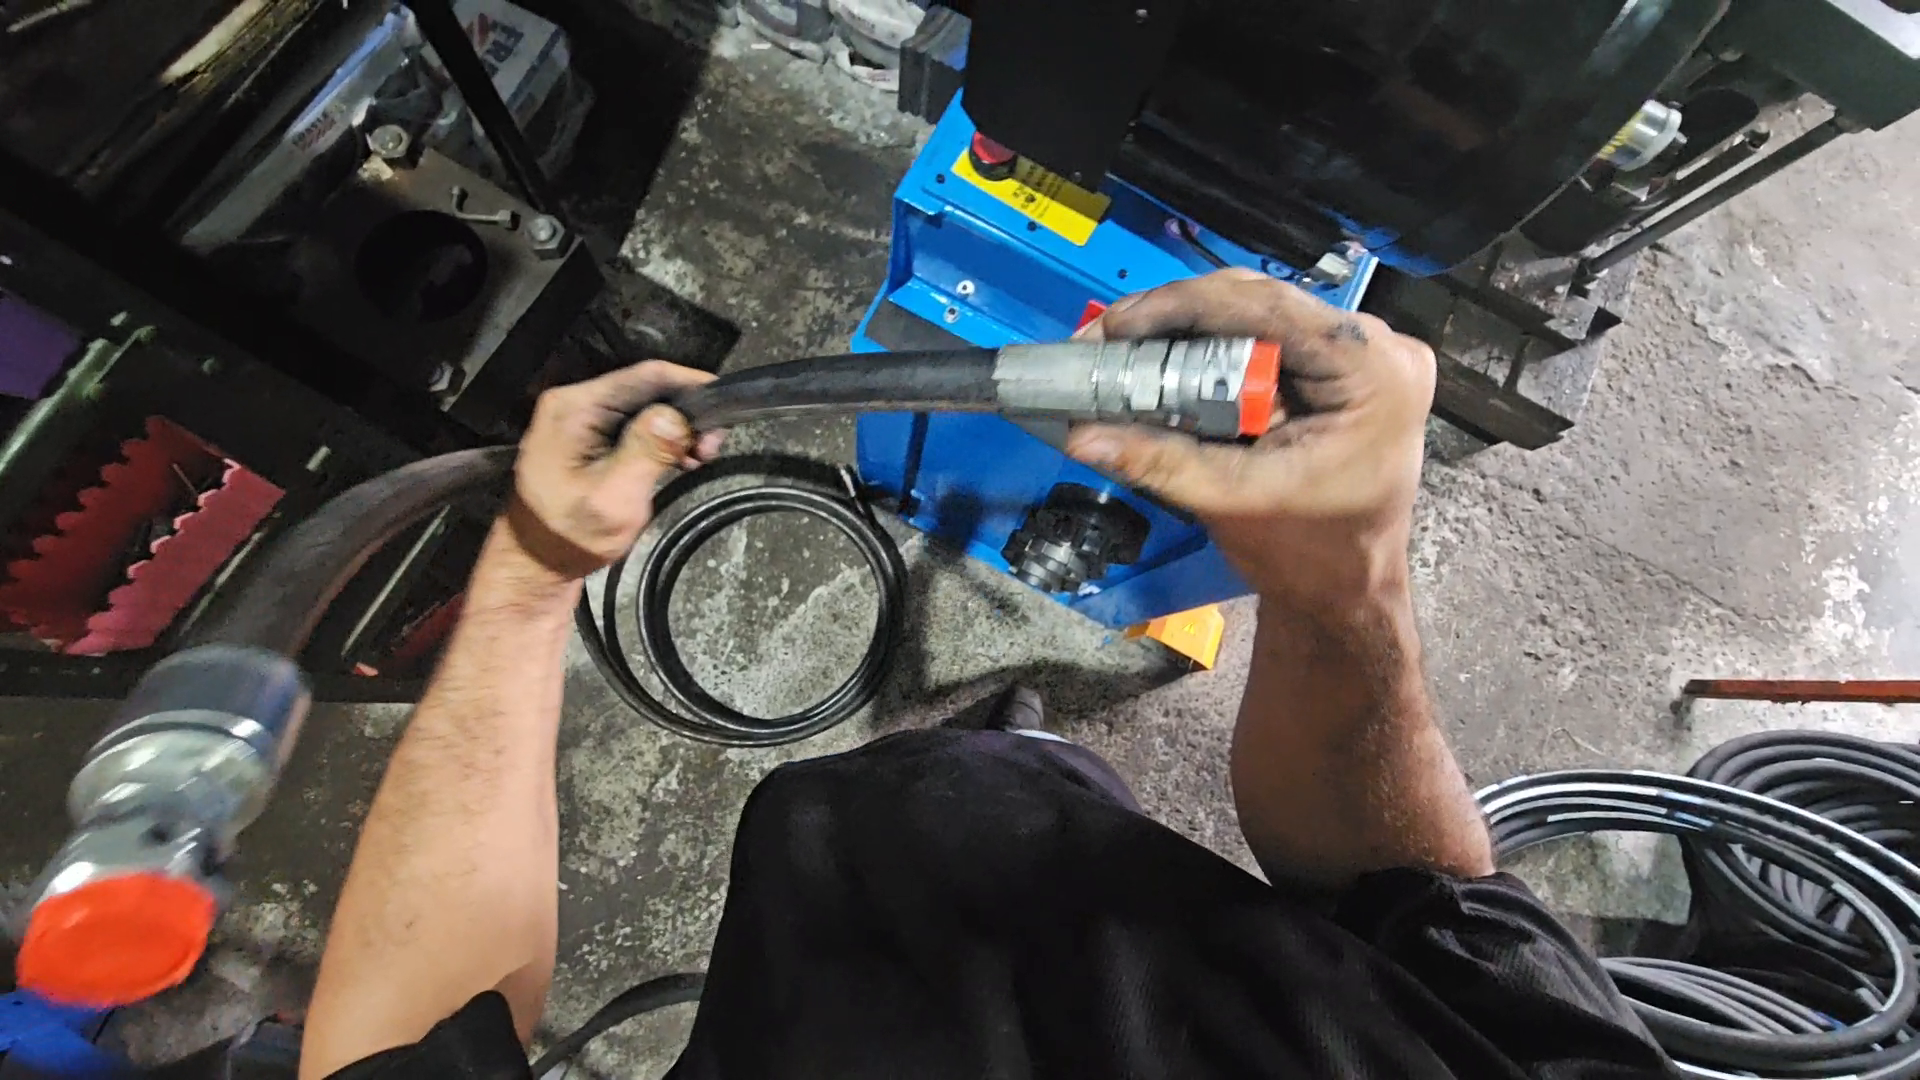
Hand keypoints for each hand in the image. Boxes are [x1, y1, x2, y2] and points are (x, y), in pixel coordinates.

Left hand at [505, 360, 723, 579]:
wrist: (541, 559)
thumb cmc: (572, 532)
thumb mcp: (615, 495)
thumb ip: (646, 451)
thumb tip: (677, 416)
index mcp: (577, 408)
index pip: (645, 376)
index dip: (690, 383)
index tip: (725, 400)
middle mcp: (578, 404)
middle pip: (649, 389)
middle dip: (689, 412)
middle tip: (713, 445)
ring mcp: (585, 419)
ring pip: (649, 407)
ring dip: (681, 428)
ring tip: (701, 456)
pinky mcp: (594, 437)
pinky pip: (639, 425)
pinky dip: (666, 439)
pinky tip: (683, 459)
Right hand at [1066, 268, 1434, 604]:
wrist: (1343, 586)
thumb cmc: (1307, 551)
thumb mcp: (1231, 501)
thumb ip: (1158, 462)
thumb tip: (1081, 434)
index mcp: (1372, 372)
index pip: (1271, 308)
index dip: (1186, 304)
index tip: (1119, 323)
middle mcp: (1375, 345)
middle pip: (1260, 303)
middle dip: (1176, 316)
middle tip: (1108, 336)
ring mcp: (1358, 352)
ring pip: (1256, 315)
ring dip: (1186, 330)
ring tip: (1124, 347)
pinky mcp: (1333, 367)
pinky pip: (1261, 340)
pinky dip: (1207, 350)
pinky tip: (1163, 360)